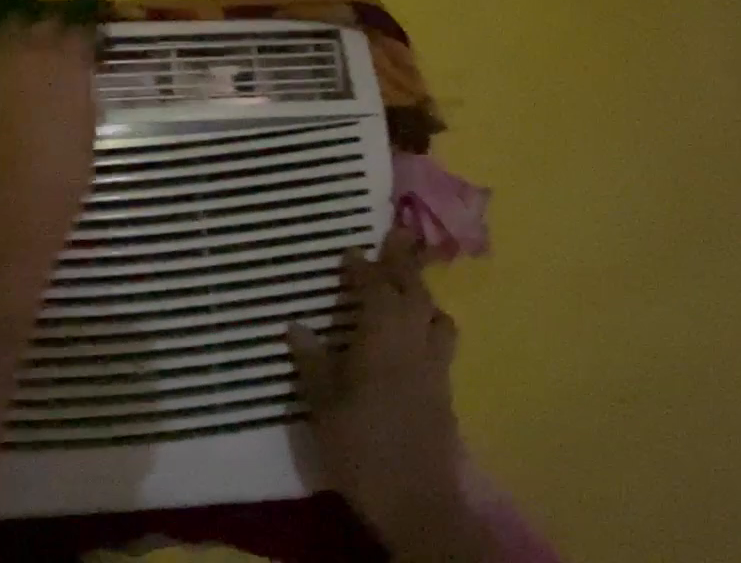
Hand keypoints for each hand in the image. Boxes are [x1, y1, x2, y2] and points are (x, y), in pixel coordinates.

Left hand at [0, 19, 97, 213]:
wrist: (28, 184)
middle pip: (46, 22)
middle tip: (58, 40)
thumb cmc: (71, 158)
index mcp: (71, 60)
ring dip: (22, 31)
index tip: (87, 43)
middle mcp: (38, 50)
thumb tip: (77, 71)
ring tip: (28, 43)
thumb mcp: (88, 115)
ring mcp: (7, 61)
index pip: (80, 31)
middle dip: (52, 28)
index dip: (84, 36)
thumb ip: (80, 83)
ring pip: (12, 26)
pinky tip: (4, 61)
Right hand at [287, 229, 486, 559]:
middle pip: (415, 293)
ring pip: (436, 316)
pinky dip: (427, 323)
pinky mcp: (444, 393)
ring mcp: (435, 369)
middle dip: (403, 263)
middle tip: (397, 236)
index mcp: (382, 340)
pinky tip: (411, 336)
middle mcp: (414, 344)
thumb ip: (312, 361)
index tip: (349, 251)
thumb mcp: (323, 404)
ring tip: (406, 287)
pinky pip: (439, 341)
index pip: (376, 289)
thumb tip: (296, 325)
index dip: (363, 268)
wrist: (418, 504)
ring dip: (421, 294)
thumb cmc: (362, 448)